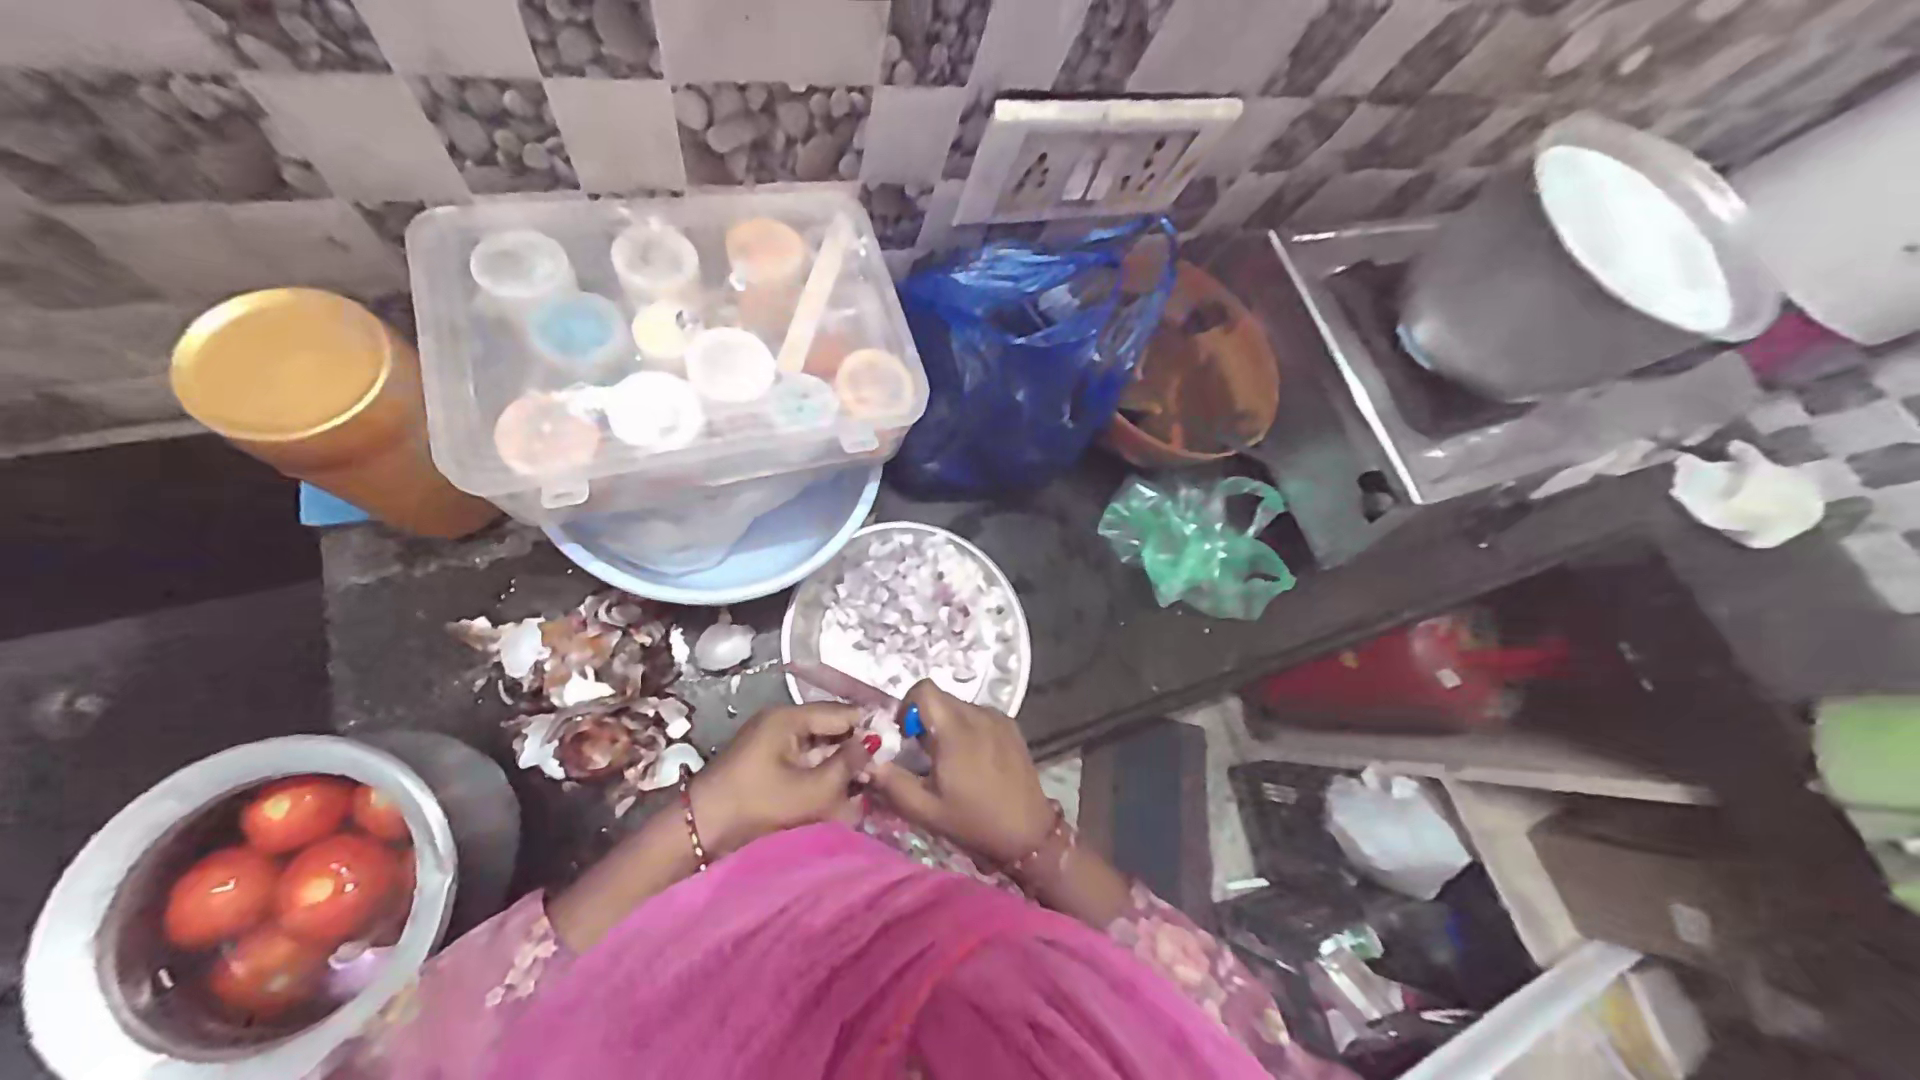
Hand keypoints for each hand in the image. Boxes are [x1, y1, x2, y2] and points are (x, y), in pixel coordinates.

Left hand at [689, 702, 871, 855]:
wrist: (699, 834)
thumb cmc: (757, 806)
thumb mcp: (810, 790)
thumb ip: (847, 765)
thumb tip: (875, 743)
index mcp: (789, 718)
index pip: (842, 712)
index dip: (868, 728)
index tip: (893, 748)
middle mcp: (782, 723)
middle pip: (831, 729)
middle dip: (855, 751)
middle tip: (879, 774)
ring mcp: (772, 743)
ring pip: (819, 747)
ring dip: (839, 767)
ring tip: (863, 787)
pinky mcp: (766, 764)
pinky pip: (804, 761)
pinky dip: (821, 775)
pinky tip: (838, 795)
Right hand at [865, 681, 1056, 864]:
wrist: (1028, 833)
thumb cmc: (973, 822)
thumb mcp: (925, 809)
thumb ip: (892, 782)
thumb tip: (868, 763)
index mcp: (955, 730)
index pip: (924, 690)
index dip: (908, 706)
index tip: (906, 736)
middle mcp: (978, 714)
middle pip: (941, 699)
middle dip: (926, 720)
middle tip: (925, 755)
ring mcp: (998, 718)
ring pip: (960, 707)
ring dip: (947, 725)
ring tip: (951, 761)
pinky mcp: (1012, 726)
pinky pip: (979, 716)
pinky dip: (968, 729)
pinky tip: (974, 760)